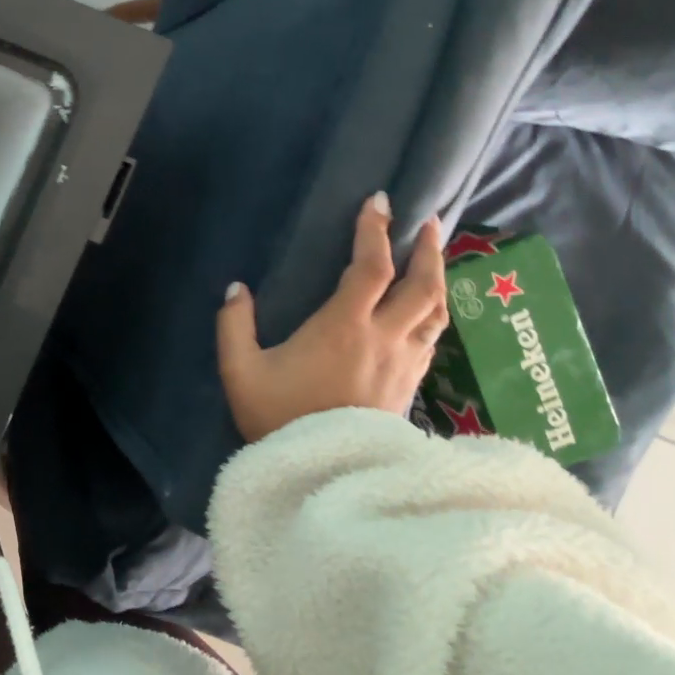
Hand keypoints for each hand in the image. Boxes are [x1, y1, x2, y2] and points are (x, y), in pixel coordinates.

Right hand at [217, 194, 447, 442]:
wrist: (328, 474)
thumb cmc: (278, 417)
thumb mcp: (239, 370)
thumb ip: (234, 324)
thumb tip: (237, 288)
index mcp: (343, 327)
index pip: (370, 267)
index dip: (375, 230)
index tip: (377, 200)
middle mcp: (384, 338)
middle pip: (423, 285)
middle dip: (427, 248)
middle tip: (428, 220)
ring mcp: (405, 363)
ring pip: (438, 311)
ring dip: (441, 277)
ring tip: (438, 256)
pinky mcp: (412, 386)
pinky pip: (434, 337)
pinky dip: (436, 311)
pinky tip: (428, 310)